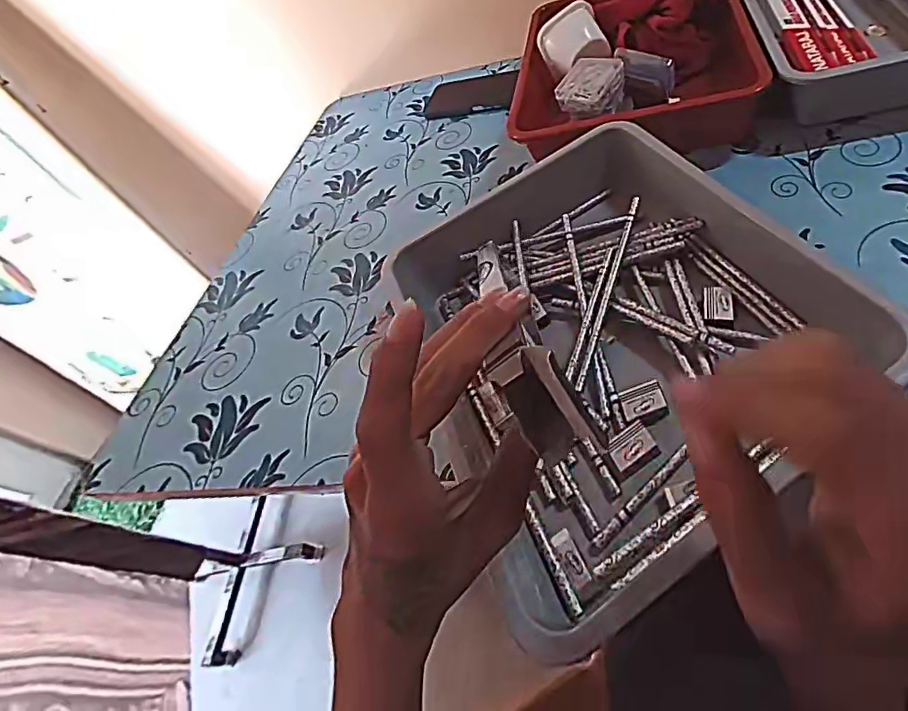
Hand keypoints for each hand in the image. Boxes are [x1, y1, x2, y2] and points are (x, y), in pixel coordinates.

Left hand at [333, 290, 536, 708]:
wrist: (384, 602)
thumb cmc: (430, 576)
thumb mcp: (488, 532)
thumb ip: (514, 472)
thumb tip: (536, 418)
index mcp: (397, 494)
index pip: (385, 419)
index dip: (396, 364)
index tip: (411, 316)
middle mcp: (374, 462)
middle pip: (416, 383)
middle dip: (465, 334)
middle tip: (507, 304)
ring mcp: (370, 447)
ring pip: (410, 377)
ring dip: (453, 335)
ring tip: (491, 308)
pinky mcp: (378, 435)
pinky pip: (406, 384)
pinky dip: (437, 351)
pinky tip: (459, 333)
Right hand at [674, 330, 907, 699]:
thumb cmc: (847, 627)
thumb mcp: (774, 599)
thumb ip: (732, 511)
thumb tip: (693, 415)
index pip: (836, 433)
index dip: (755, 402)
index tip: (692, 398)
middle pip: (837, 380)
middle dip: (752, 378)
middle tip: (701, 398)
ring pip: (838, 359)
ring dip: (767, 366)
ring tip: (727, 396)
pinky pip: (844, 361)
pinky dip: (788, 364)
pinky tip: (762, 391)